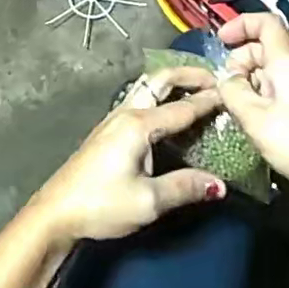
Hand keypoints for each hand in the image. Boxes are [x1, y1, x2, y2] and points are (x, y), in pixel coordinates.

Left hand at [26, 69, 226, 243]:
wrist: (55, 213)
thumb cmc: (101, 204)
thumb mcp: (147, 201)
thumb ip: (184, 187)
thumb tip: (220, 185)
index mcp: (139, 125)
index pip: (182, 107)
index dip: (209, 99)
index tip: (233, 92)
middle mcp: (127, 113)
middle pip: (161, 80)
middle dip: (190, 75)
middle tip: (216, 79)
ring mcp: (114, 119)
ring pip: (148, 87)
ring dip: (173, 81)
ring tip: (197, 87)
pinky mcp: (109, 130)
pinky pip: (141, 99)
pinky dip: (161, 94)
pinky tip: (169, 109)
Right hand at [214, 14, 288, 199]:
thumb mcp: (255, 119)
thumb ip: (233, 93)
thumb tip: (225, 80)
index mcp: (286, 60)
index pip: (266, 22)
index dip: (241, 23)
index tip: (221, 40)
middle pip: (263, 46)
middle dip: (239, 61)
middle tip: (227, 89)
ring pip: (268, 68)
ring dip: (248, 81)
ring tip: (238, 109)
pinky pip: (277, 85)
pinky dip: (260, 94)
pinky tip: (255, 119)